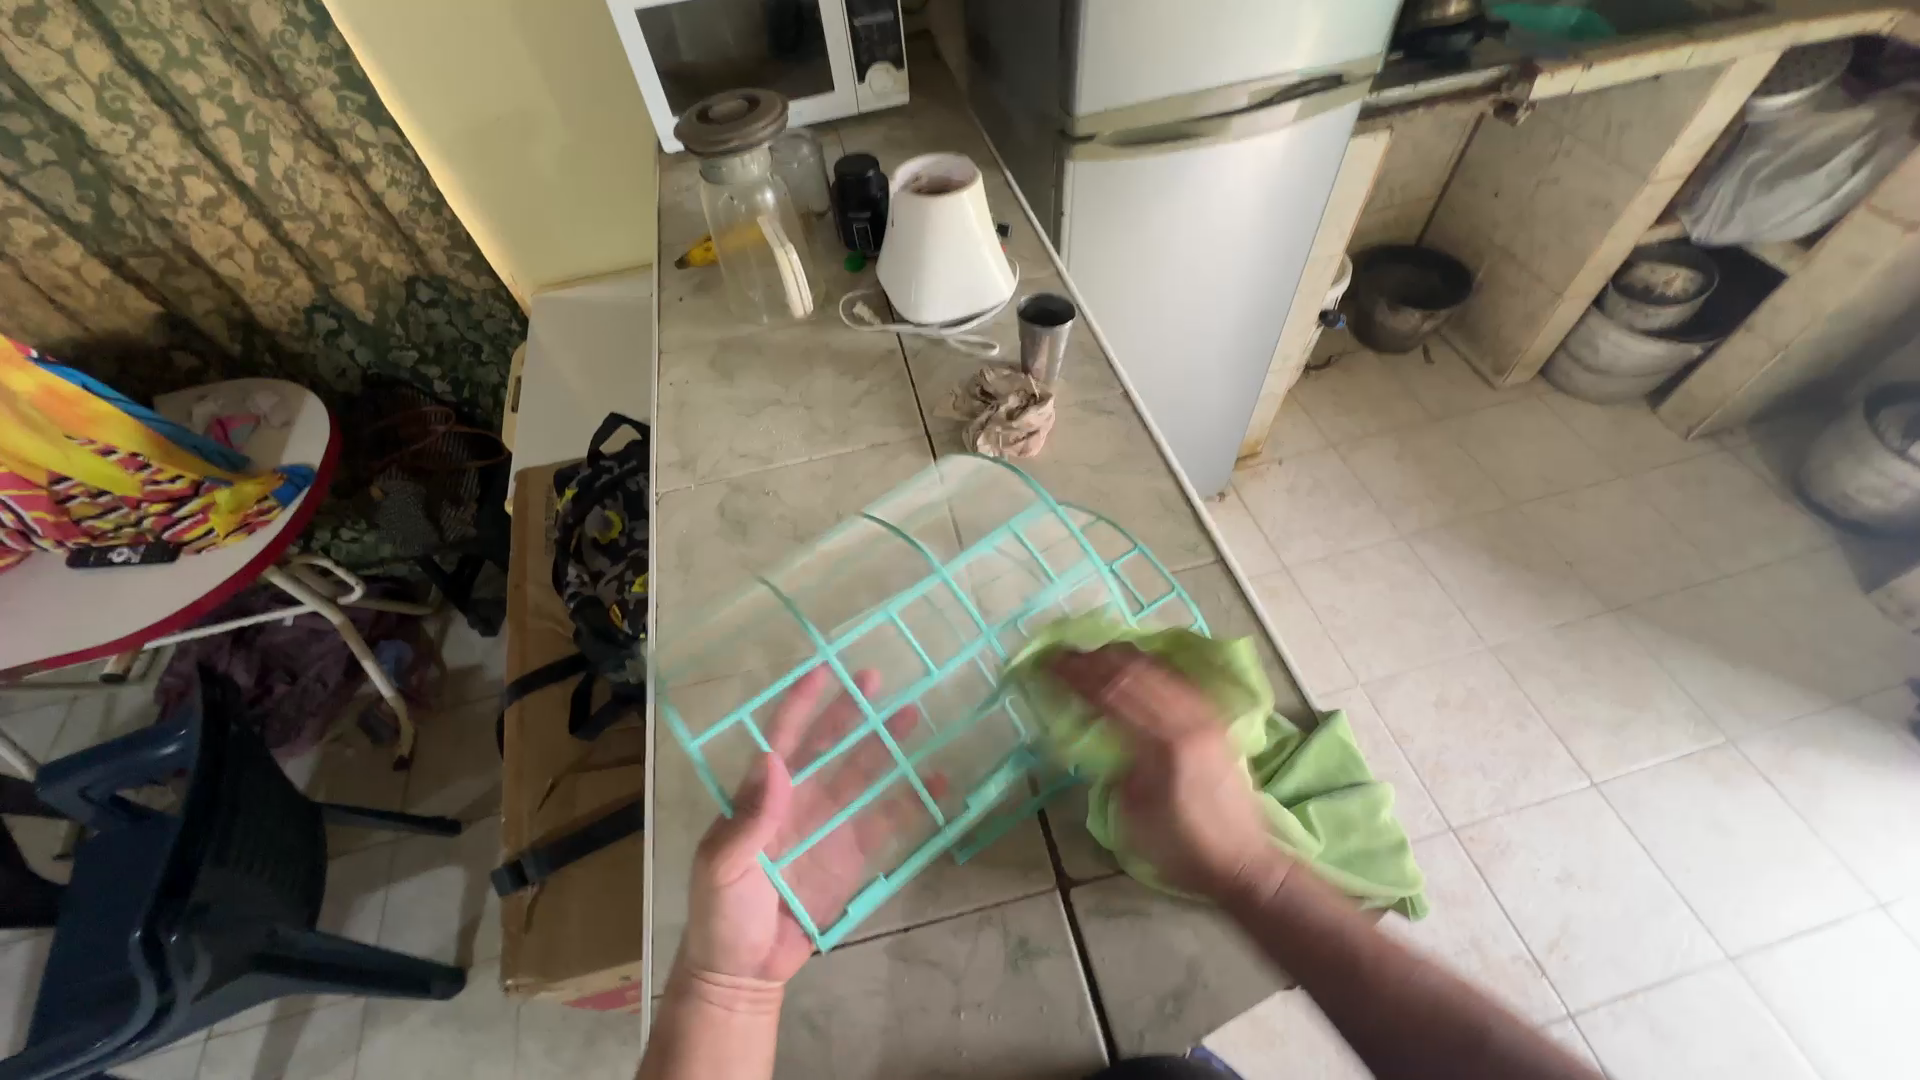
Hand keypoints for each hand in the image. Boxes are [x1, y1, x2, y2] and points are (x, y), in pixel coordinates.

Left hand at [678, 667, 930, 988]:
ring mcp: (830, 824)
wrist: (745, 970)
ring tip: (914, 715)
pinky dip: (913, 801)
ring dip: (886, 745)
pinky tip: (938, 783)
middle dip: (851, 711)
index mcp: (762, 796)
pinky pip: (888, 820)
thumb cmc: (721, 915)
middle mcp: (799, 799)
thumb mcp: (723, 867)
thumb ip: (748, 819)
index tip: (822, 671)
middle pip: (829, 745)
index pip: (782, 738)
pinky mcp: (854, 854)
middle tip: (876, 677)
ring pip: (863, 774)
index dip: (800, 704)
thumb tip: (773, 759)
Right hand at [1048, 643, 1287, 900]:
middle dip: (1093, 659)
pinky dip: (1145, 667)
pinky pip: (1174, 678)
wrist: (1242, 862)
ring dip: (1119, 658)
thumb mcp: (1132, 812)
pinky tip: (1130, 667)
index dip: (1077, 675)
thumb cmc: (1181, 847)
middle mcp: (1187, 718)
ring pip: (1156, 667)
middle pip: (1133, 670)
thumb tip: (1096, 734)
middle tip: (1063, 656)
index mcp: (1163, 742)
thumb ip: (1114, 764)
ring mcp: (1205, 715)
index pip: (1111, 692)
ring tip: (1091, 657)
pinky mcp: (1214, 719)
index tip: (1049, 665)